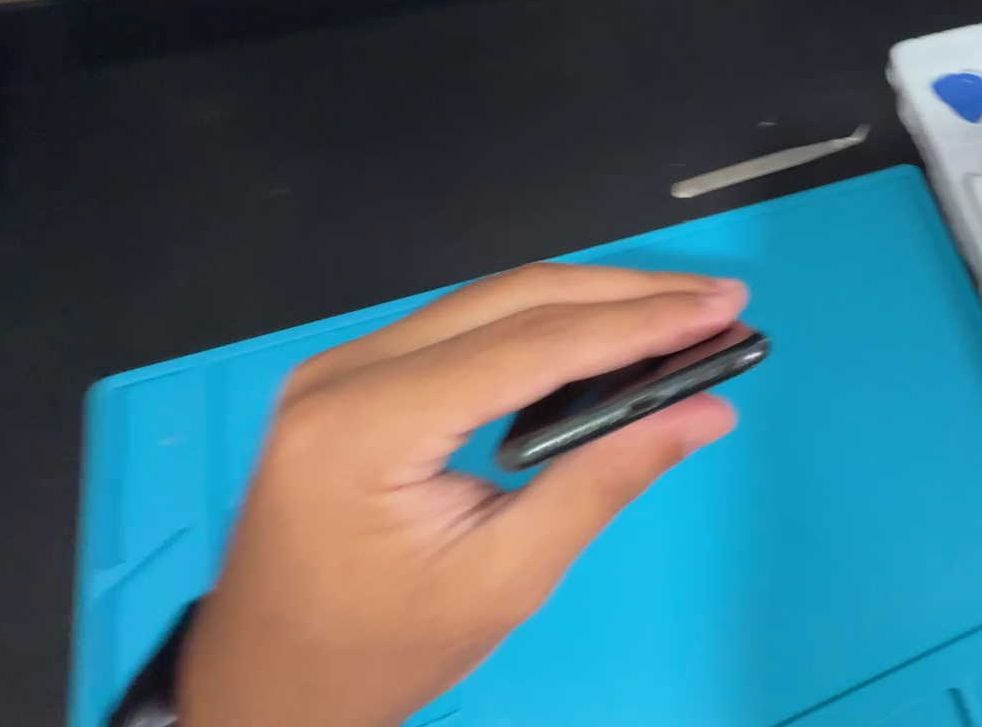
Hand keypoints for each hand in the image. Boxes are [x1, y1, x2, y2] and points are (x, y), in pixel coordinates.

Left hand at [178, 264, 747, 726]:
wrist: (260, 690)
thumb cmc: (381, 652)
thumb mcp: (508, 577)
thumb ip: (610, 478)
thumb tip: (708, 410)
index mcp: (369, 425)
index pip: (533, 344)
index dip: (639, 321)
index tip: (721, 308)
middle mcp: (353, 367)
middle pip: (523, 296)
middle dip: (634, 294)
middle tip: (721, 299)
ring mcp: (356, 359)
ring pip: (507, 295)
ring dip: (605, 298)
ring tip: (687, 309)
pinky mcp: (373, 367)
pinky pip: (487, 319)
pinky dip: (564, 318)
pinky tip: (618, 329)